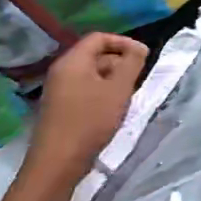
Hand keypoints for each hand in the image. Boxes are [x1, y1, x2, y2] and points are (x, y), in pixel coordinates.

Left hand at [25, 32, 148, 189]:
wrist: (57, 162)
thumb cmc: (91, 121)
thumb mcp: (118, 90)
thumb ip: (132, 63)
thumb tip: (139, 47)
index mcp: (73, 61)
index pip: (99, 37)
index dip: (124, 42)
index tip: (143, 57)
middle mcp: (62, 71)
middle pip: (95, 54)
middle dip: (120, 62)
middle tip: (137, 79)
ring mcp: (58, 89)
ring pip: (91, 73)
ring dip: (112, 79)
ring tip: (127, 96)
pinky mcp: (60, 106)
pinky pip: (84, 88)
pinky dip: (101, 92)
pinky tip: (112, 109)